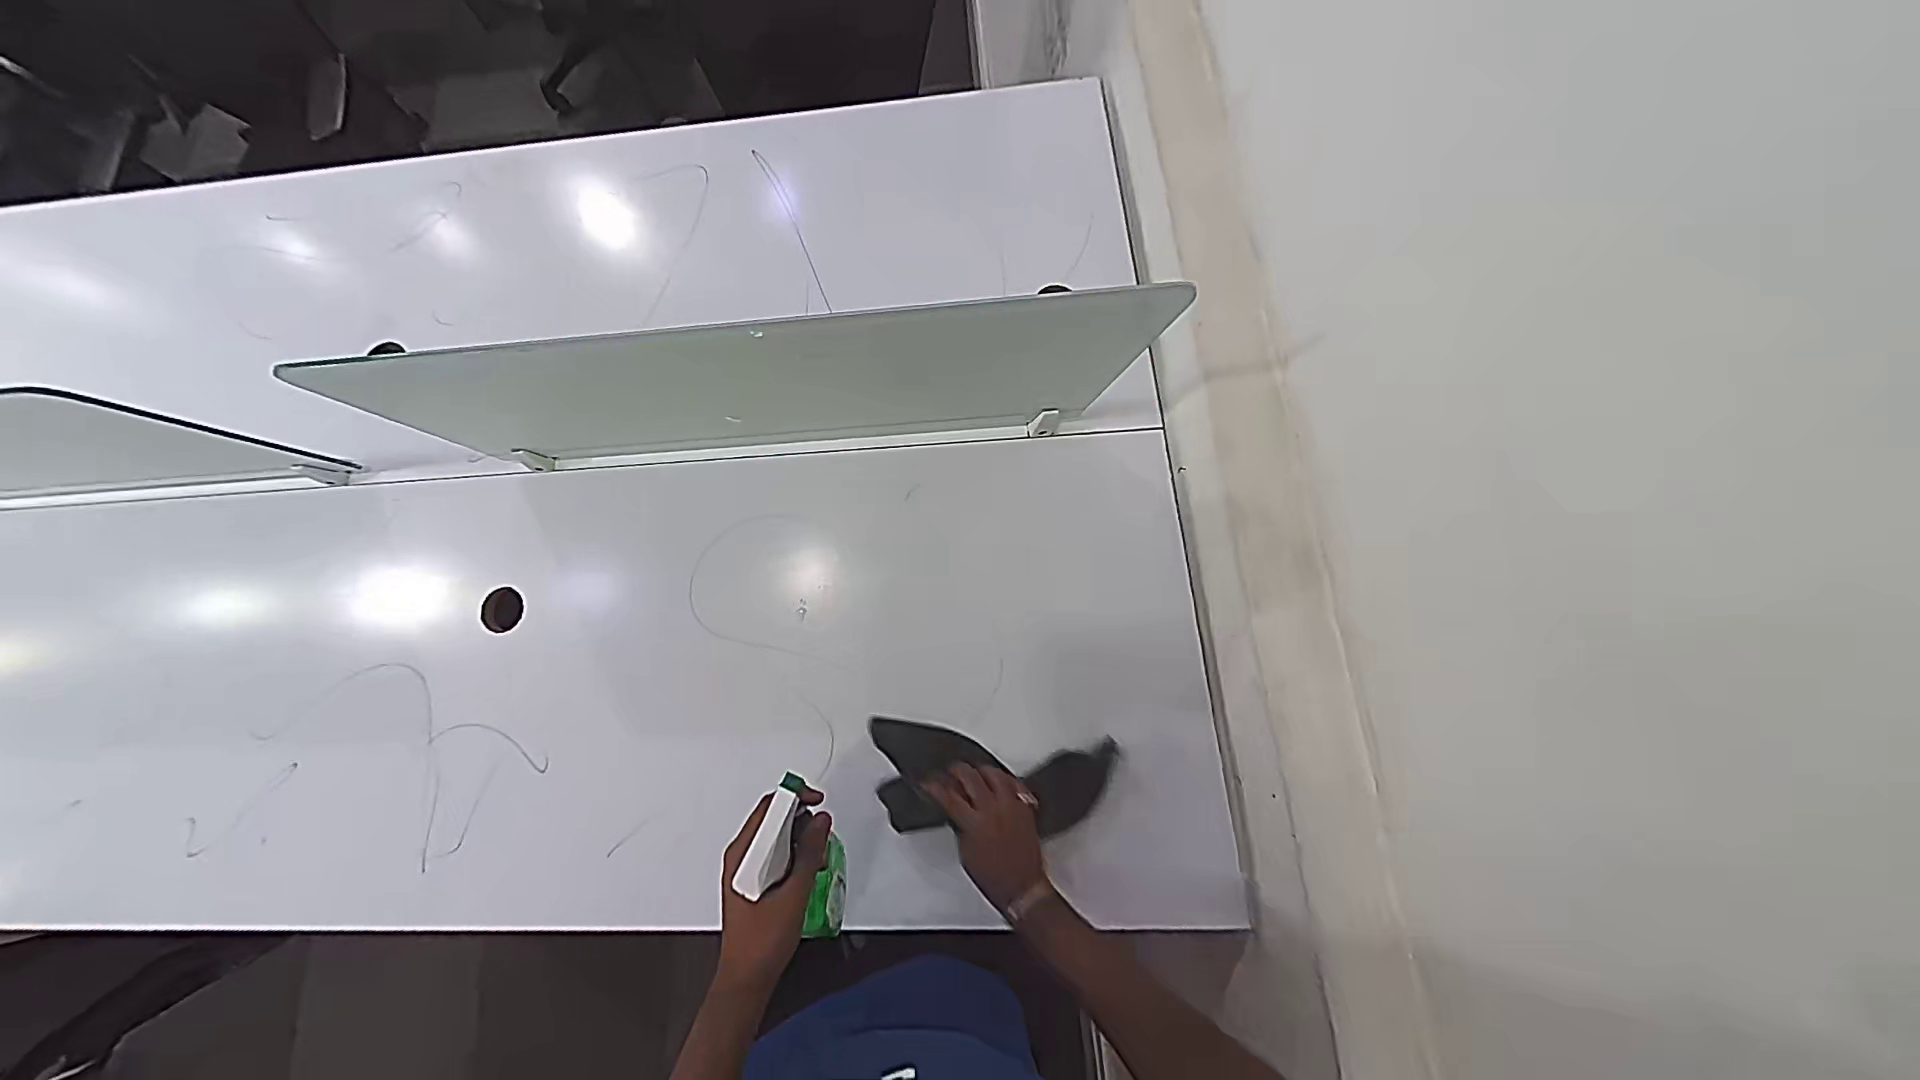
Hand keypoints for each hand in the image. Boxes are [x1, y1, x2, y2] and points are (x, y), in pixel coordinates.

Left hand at [717, 787, 830, 989]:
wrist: (747, 978)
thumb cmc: (764, 941)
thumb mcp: (794, 893)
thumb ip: (809, 853)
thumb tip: (821, 820)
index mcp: (742, 854)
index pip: (769, 807)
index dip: (795, 797)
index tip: (817, 800)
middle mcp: (740, 856)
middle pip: (772, 817)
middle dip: (801, 820)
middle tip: (821, 837)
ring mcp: (745, 867)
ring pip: (776, 835)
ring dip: (800, 839)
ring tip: (815, 860)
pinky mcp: (753, 879)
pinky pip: (776, 851)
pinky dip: (794, 853)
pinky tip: (807, 872)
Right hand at [922, 764, 1047, 911]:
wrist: (1022, 886)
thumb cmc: (994, 877)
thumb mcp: (965, 852)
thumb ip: (959, 825)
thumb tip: (954, 808)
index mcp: (974, 823)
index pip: (949, 796)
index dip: (934, 786)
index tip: (929, 783)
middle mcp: (993, 810)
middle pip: (970, 776)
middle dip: (956, 771)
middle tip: (950, 773)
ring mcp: (1011, 806)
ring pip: (993, 773)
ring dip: (980, 770)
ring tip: (973, 773)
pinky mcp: (1025, 807)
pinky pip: (1014, 782)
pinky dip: (1003, 778)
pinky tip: (997, 779)